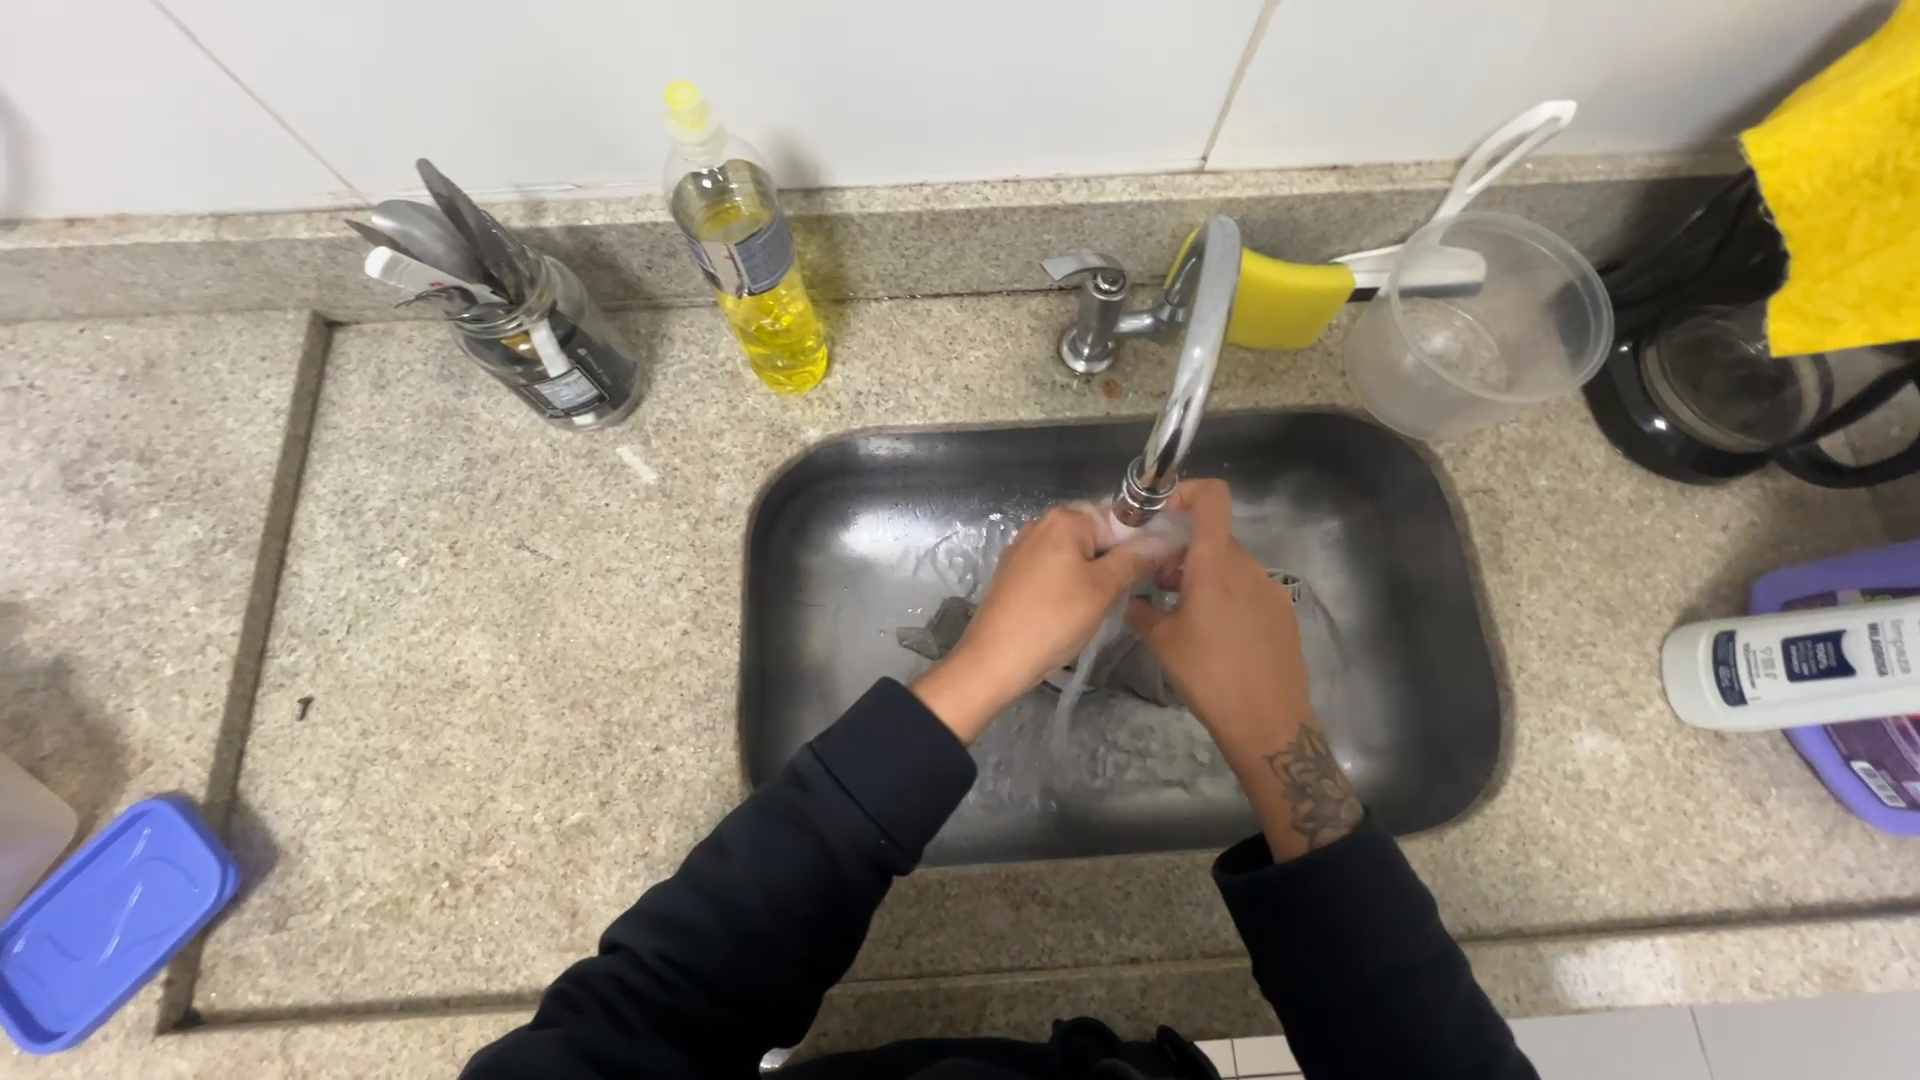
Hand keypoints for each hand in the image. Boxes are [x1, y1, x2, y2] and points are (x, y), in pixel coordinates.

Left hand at [912, 505, 1163, 743]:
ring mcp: (1023, 548)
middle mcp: (1041, 524)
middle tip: (1125, 594)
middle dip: (1115, 561)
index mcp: (1065, 519)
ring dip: (1094, 576)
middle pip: (1096, 536)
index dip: (1140, 544)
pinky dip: (1069, 585)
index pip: (1119, 519)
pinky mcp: (1013, 573)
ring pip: (1075, 555)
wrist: (995, 658)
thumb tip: (1164, 540)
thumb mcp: (1103, 588)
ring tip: (1098, 607)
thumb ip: (1134, 559)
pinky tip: (1071, 611)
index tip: (1154, 572)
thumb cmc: (1054, 619)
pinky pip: (1054, 570)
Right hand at [1125, 479, 1361, 860]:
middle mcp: (1248, 567)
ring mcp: (1270, 590)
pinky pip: (1247, 588)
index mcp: (1216, 565)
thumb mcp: (1162, 642)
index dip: (1186, 491)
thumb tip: (1132, 600)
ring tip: (1178, 609)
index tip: (1160, 514)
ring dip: (1200, 574)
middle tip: (1155, 579)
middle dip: (1180, 549)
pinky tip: (1211, 633)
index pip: (1212, 499)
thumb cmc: (1209, 676)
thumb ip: (1141, 611)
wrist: (1268, 723)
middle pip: (1213, 537)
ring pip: (1229, 564)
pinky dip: (1223, 594)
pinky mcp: (1282, 613)